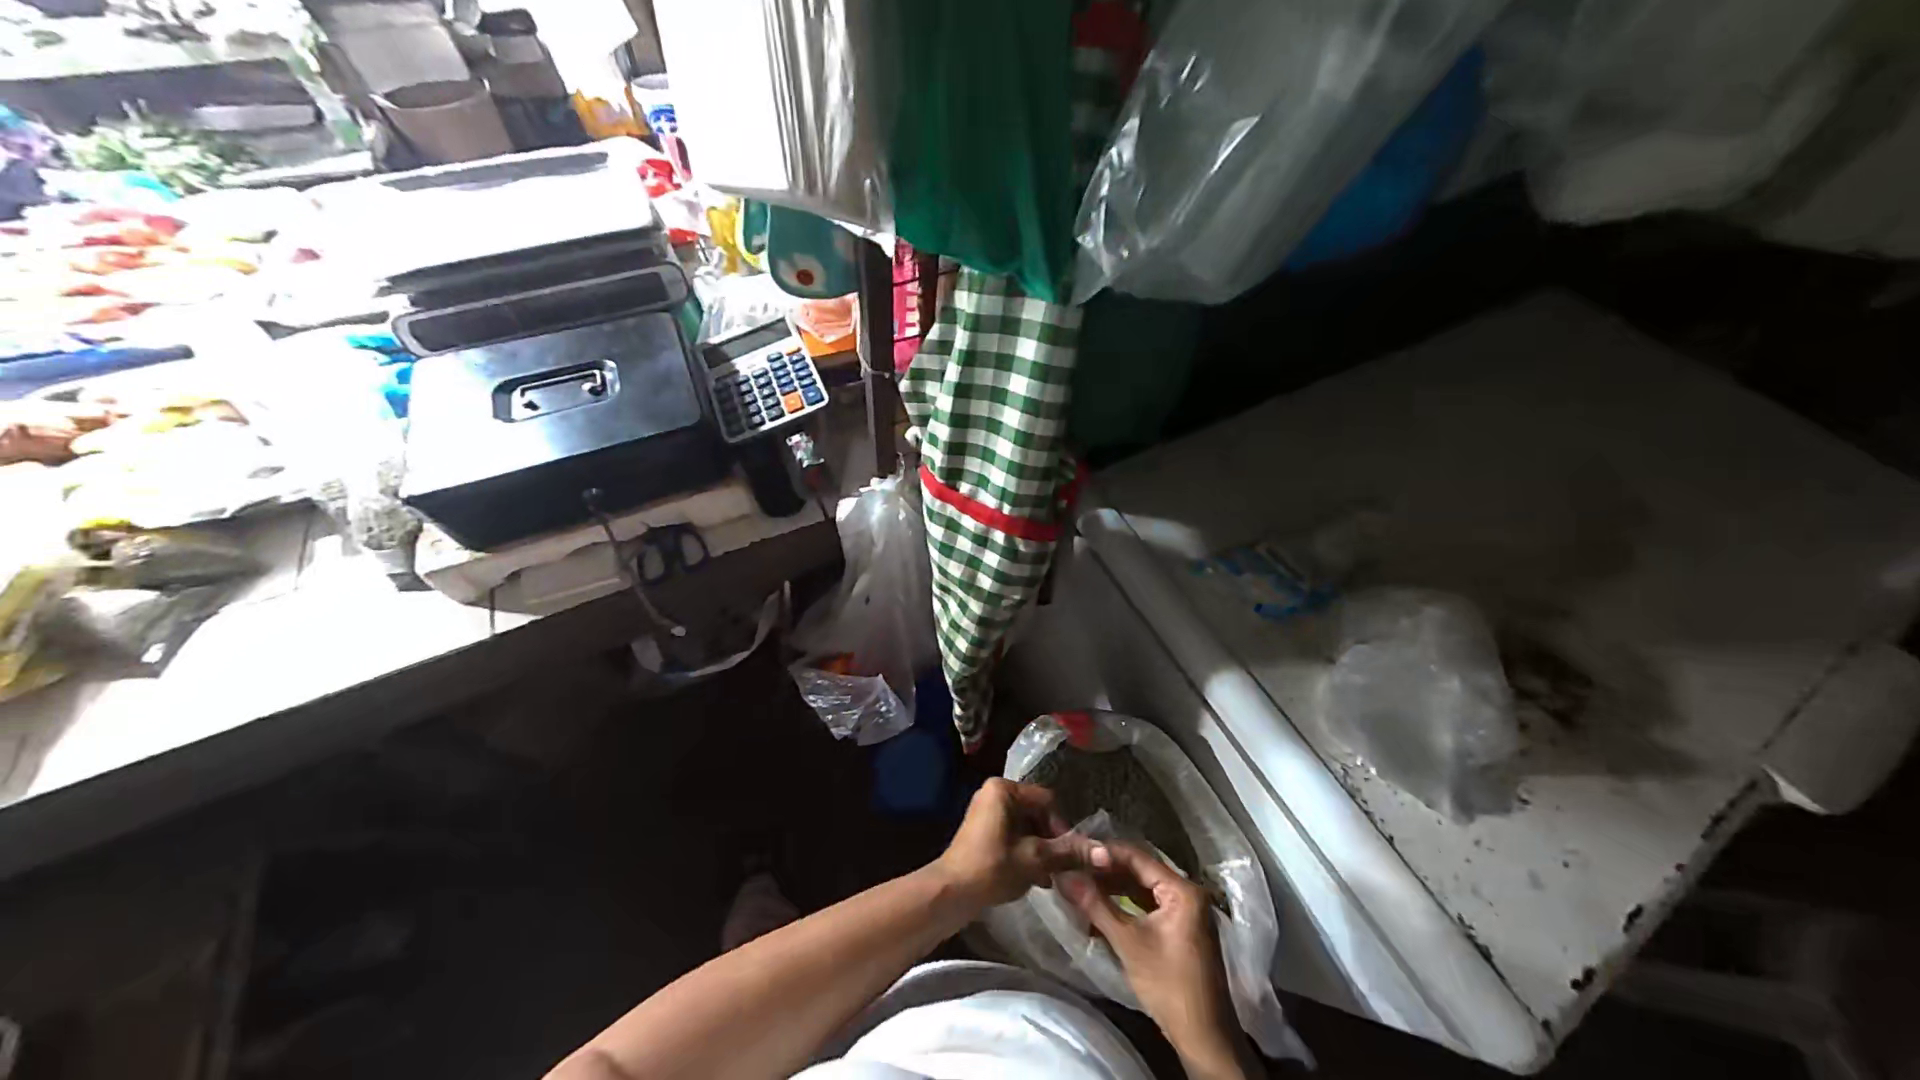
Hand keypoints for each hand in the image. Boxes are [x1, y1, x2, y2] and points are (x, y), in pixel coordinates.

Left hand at [934, 779, 1086, 909]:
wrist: (951, 893)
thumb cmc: (992, 867)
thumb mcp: (1035, 859)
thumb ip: (1069, 852)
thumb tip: (1106, 853)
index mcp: (1003, 789)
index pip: (1047, 801)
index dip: (1062, 828)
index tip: (1069, 854)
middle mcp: (993, 793)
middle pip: (1036, 813)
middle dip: (1051, 841)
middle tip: (1060, 868)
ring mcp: (985, 811)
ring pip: (1025, 827)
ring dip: (1040, 850)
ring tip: (1049, 876)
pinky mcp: (981, 831)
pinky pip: (1012, 835)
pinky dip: (1025, 852)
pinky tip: (1034, 878)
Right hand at [1061, 841, 1247, 1077]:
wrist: (1204, 1038)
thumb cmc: (1168, 985)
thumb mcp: (1128, 942)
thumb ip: (1095, 905)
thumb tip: (1064, 876)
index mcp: (1182, 890)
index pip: (1137, 857)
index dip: (1104, 853)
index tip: (1074, 851)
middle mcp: (1187, 893)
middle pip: (1140, 871)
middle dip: (1106, 871)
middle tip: (1073, 868)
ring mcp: (1185, 912)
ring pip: (1142, 888)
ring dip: (1113, 888)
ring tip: (1080, 885)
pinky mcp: (1180, 928)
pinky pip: (1148, 905)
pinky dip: (1125, 905)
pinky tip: (1100, 907)